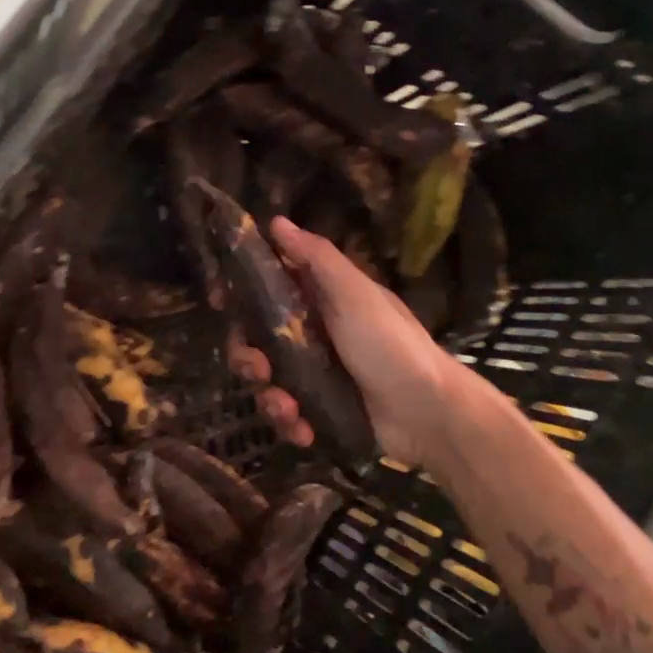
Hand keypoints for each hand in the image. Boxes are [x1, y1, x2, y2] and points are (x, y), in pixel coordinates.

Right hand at [233, 217, 469, 470]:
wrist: (431, 412)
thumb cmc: (391, 343)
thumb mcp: (354, 294)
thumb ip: (316, 258)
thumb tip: (276, 221)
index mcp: (318, 300)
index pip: (266, 288)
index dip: (239, 294)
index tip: (222, 303)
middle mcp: (311, 334)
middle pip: (256, 339)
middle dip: (247, 356)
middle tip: (257, 369)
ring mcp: (315, 375)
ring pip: (267, 382)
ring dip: (269, 398)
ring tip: (287, 411)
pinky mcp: (321, 410)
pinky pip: (289, 415)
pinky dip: (291, 424)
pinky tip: (304, 431)